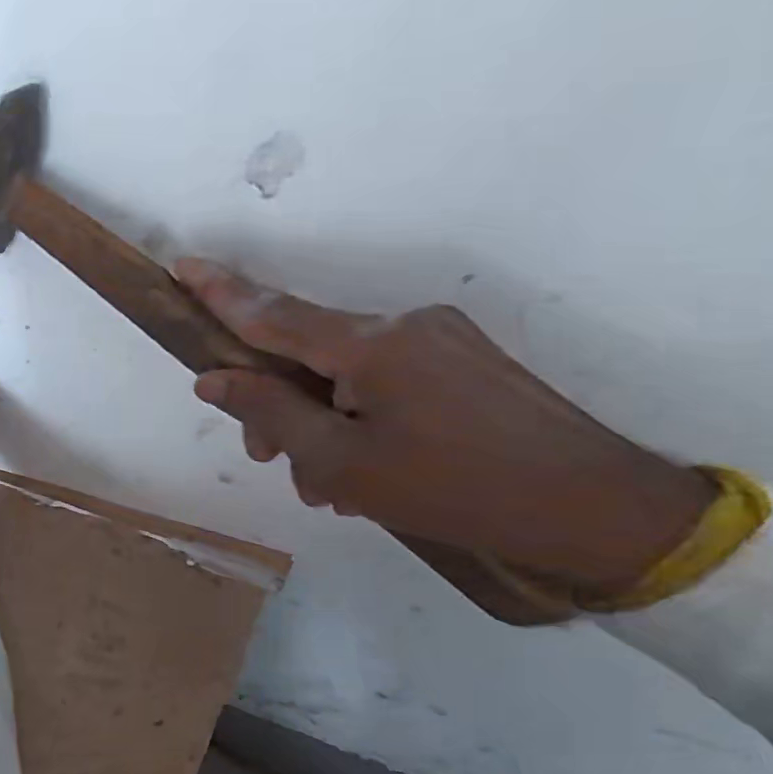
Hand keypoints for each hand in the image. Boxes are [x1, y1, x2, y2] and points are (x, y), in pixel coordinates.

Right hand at [175, 258, 715, 594]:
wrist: (590, 508)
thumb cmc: (447, 488)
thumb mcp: (336, 461)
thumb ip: (269, 411)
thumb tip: (212, 379)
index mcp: (371, 345)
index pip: (274, 313)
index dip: (222, 292)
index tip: (182, 266)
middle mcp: (404, 326)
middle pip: (305, 352)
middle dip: (274, 403)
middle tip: (267, 459)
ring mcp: (440, 341)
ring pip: (341, 373)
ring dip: (317, 422)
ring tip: (325, 485)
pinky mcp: (462, 363)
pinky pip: (379, 382)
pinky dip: (354, 419)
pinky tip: (362, 470)